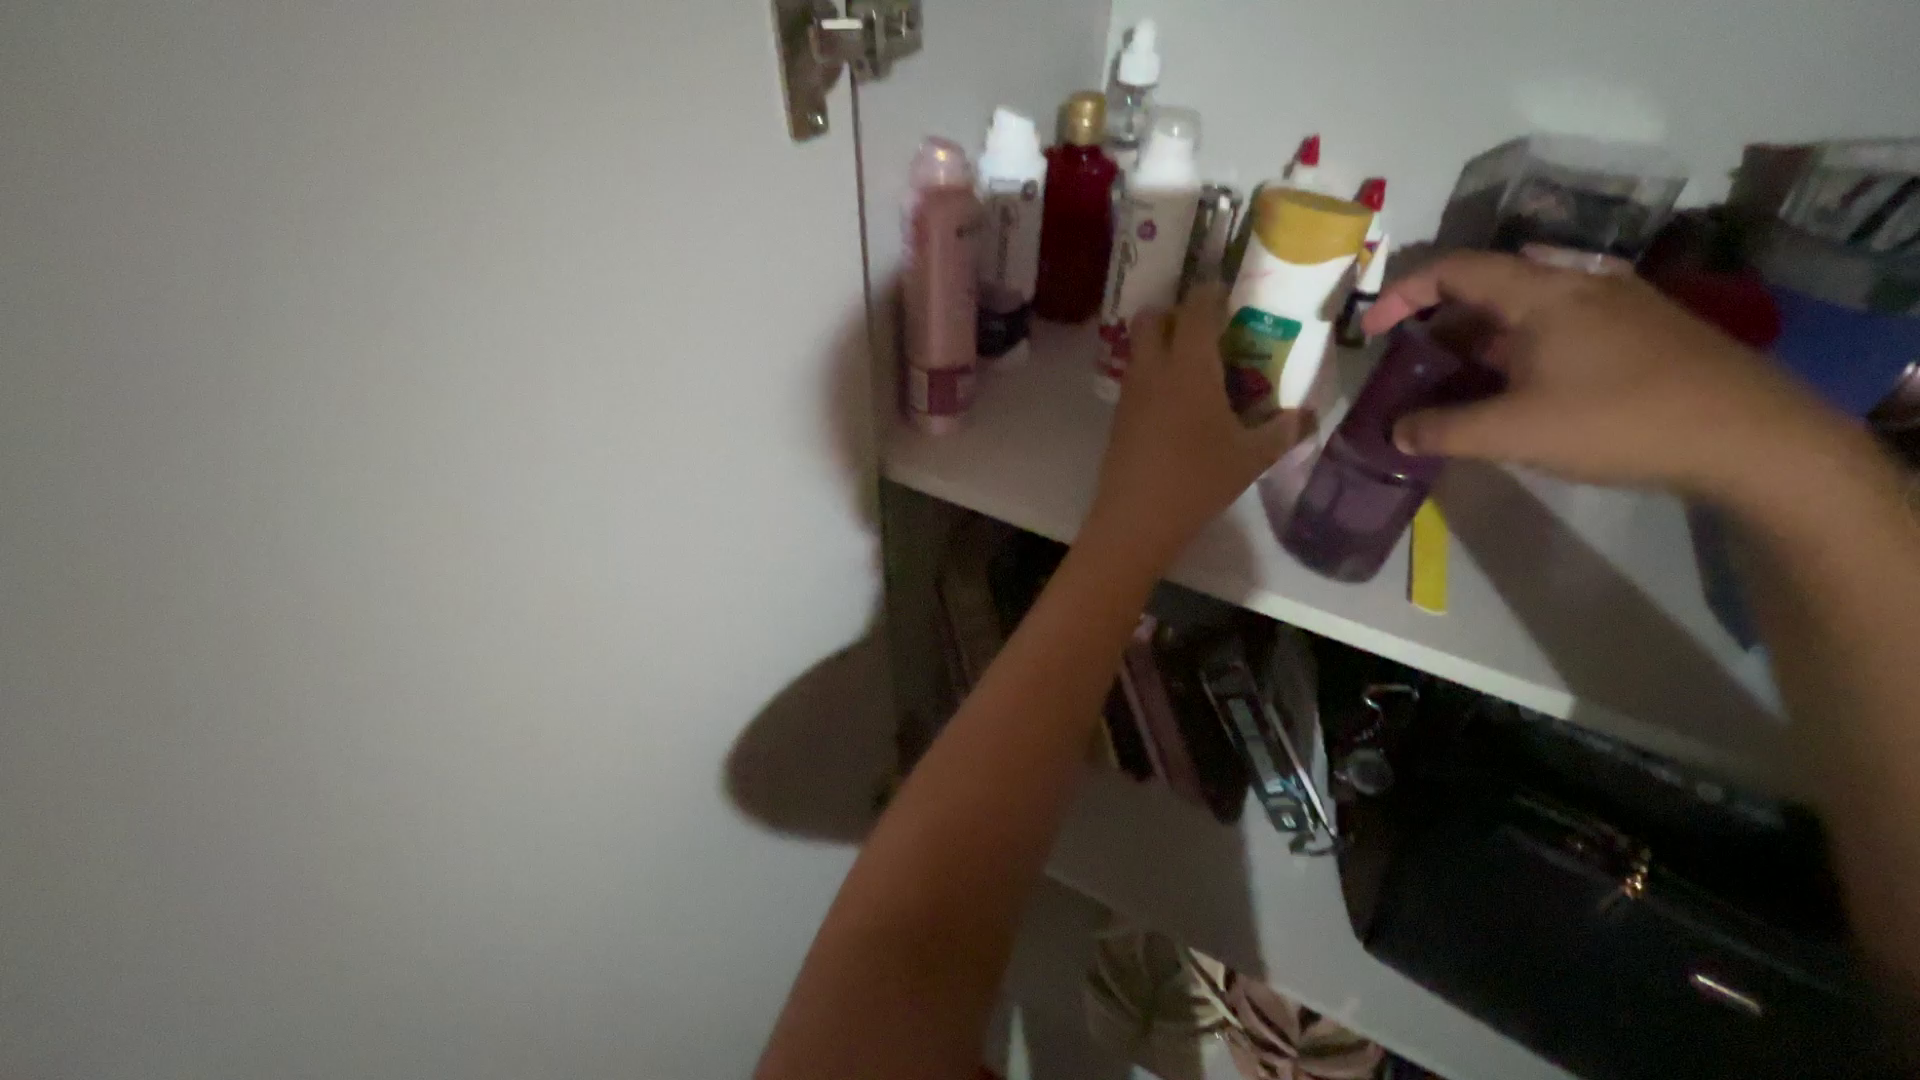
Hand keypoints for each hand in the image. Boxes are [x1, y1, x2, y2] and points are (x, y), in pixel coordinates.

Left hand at [1086, 285, 1312, 568]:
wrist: (1135, 519)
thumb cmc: (1198, 480)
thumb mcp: (1252, 457)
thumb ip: (1283, 431)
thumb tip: (1306, 416)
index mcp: (1189, 366)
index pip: (1196, 308)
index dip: (1212, 294)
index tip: (1231, 297)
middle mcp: (1154, 369)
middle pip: (1152, 317)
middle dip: (1177, 313)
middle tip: (1208, 331)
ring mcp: (1130, 392)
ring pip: (1140, 348)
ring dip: (1163, 345)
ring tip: (1197, 369)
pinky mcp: (1118, 417)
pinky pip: (1136, 379)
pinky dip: (1154, 376)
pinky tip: (1178, 404)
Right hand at [1364, 252, 1848, 502]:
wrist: (1751, 437)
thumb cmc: (1618, 421)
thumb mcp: (1513, 432)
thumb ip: (1443, 430)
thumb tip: (1396, 432)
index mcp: (1544, 294)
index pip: (1456, 269)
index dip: (1403, 293)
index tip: (1372, 331)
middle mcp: (1579, 286)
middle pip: (1488, 289)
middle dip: (1437, 324)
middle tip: (1409, 366)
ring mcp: (1615, 309)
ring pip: (1524, 313)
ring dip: (1477, 343)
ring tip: (1452, 386)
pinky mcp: (1639, 335)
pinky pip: (1555, 331)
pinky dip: (1515, 353)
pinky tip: (1512, 394)